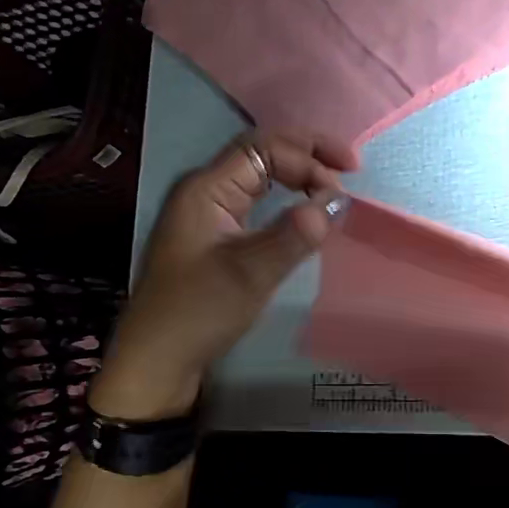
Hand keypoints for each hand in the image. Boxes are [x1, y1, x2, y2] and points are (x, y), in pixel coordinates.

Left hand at [88, 130, 354, 420]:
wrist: (158, 357)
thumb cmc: (199, 312)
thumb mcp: (251, 274)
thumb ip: (294, 234)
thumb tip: (338, 200)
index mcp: (208, 189)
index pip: (264, 150)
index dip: (308, 159)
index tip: (345, 188)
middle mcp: (207, 191)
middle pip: (261, 152)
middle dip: (307, 153)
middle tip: (351, 166)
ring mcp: (210, 213)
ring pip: (260, 175)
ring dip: (298, 172)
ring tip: (334, 182)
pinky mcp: (217, 235)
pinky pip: (257, 200)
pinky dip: (287, 196)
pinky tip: (305, 209)